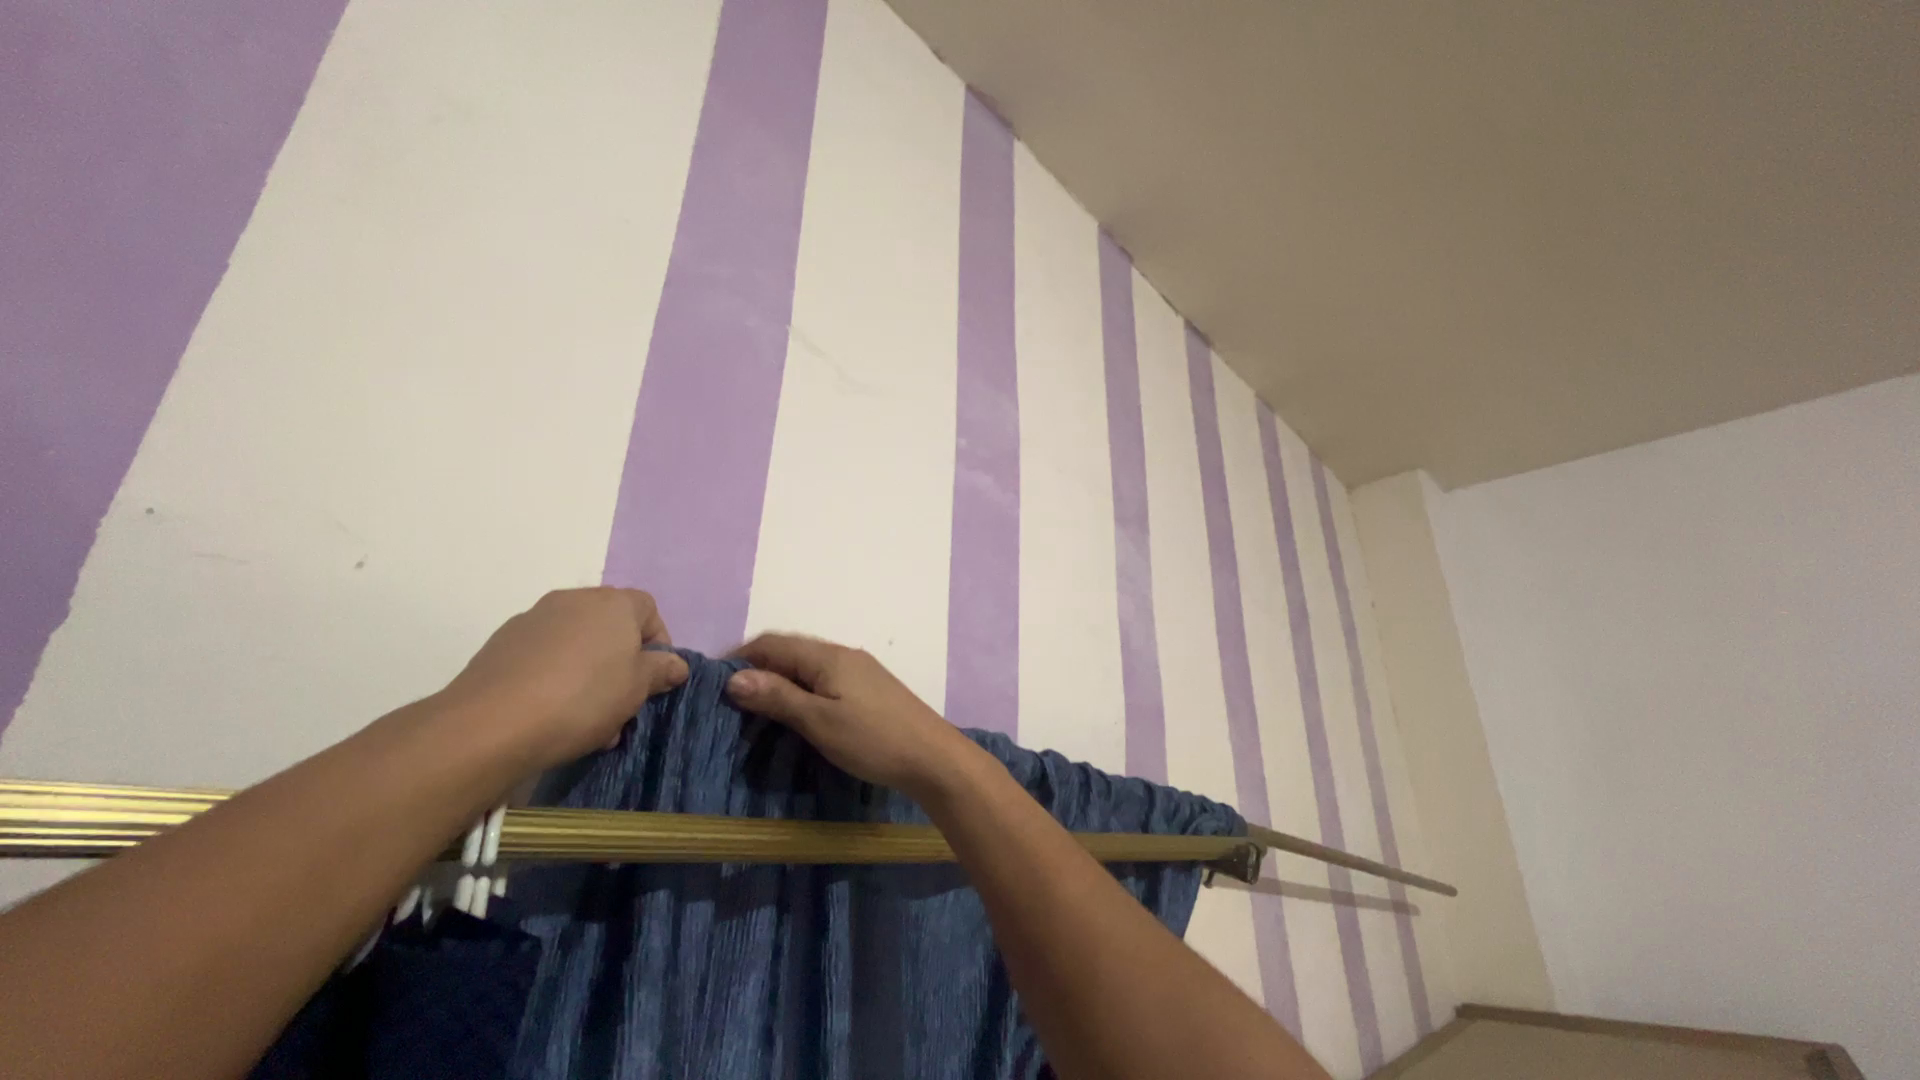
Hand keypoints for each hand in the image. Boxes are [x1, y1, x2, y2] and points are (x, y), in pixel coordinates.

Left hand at [438, 588, 688, 769]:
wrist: (491, 724)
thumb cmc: (582, 699)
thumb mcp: (637, 689)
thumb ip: (660, 670)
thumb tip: (676, 663)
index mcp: (613, 604)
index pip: (649, 609)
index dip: (658, 642)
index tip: (656, 678)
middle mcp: (574, 600)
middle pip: (610, 626)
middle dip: (622, 662)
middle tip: (622, 702)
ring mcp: (533, 619)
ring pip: (577, 644)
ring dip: (589, 673)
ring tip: (588, 718)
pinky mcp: (502, 644)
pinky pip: (545, 657)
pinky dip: (556, 677)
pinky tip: (552, 715)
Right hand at [726, 634, 983, 798]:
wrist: (934, 759)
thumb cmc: (873, 740)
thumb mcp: (819, 721)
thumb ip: (778, 697)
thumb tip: (734, 678)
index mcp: (828, 656)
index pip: (772, 643)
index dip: (740, 658)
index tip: (712, 683)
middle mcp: (843, 655)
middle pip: (790, 652)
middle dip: (757, 670)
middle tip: (729, 702)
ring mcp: (859, 673)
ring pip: (807, 668)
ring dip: (779, 683)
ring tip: (755, 712)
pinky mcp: (869, 691)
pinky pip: (823, 682)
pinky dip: (800, 692)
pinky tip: (794, 715)